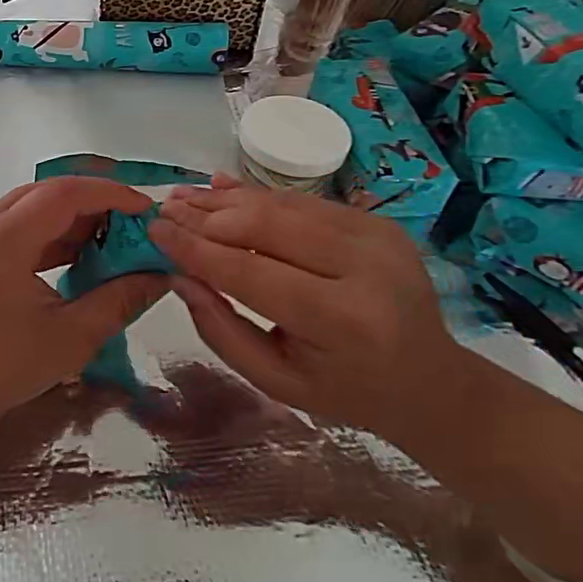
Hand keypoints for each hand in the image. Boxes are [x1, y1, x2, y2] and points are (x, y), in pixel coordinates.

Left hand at [0, 177, 169, 444]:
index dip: (110, 194)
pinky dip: (55, 227)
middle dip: (97, 201)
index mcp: (3, 241)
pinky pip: (22, 219)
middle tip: (135, 223)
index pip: (64, 194)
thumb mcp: (75, 336)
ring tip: (116, 235)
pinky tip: (84, 248)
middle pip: (50, 191)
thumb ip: (122, 298)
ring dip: (77, 213)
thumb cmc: (8, 366)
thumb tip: (162, 274)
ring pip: (36, 201)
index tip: (145, 211)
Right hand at [147, 178, 472, 437]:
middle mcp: (364, 267)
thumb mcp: (277, 381)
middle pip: (267, 225)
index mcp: (341, 320)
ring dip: (228, 199)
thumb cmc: (345, 391)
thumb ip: (222, 329)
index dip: (196, 249)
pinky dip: (260, 196)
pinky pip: (305, 202)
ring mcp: (376, 236)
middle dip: (207, 215)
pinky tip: (224, 190)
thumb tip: (180, 275)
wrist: (427, 378)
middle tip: (165, 206)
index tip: (155, 230)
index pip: (250, 272)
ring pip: (284, 205)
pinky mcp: (377, 222)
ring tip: (185, 195)